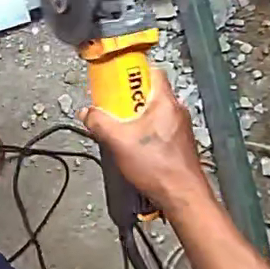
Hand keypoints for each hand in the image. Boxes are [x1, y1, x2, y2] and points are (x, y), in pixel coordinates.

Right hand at [80, 71, 217, 217]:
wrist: (183, 197)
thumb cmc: (159, 167)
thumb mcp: (117, 141)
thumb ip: (98, 122)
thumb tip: (87, 113)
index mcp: (165, 102)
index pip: (151, 71)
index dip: (131, 72)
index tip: (115, 79)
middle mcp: (176, 111)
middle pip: (148, 93)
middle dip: (127, 99)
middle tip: (112, 109)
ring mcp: (179, 128)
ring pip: (153, 112)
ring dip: (134, 118)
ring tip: (120, 131)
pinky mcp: (178, 143)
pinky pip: (158, 127)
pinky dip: (143, 131)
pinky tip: (133, 147)